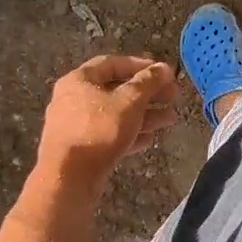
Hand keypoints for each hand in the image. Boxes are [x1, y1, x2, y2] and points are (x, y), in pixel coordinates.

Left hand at [34, 55, 177, 191]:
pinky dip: (129, 133)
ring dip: (144, 114)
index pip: (113, 63)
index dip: (141, 65)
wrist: (69, 178)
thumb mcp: (131, 100)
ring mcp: (75, 125)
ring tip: (170, 119)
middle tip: (172, 97)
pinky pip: (108, 134)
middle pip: (117, 90)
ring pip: (116, 114)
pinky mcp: (80, 148)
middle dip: (148, 94)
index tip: (163, 72)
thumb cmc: (100, 129)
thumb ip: (149, 81)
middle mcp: (74, 99)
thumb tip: (163, 68)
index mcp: (80, 80)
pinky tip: (149, 139)